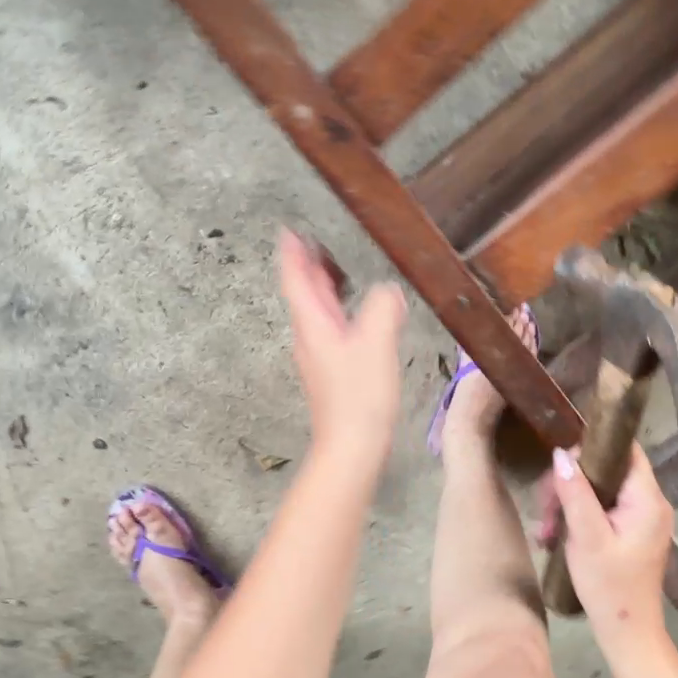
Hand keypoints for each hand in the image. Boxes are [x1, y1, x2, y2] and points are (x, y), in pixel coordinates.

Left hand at [277, 228, 407, 464]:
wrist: (352, 446)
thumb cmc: (359, 397)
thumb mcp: (376, 343)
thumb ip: (382, 309)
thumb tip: (389, 291)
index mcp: (313, 325)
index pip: (296, 280)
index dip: (292, 254)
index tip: (288, 231)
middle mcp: (310, 339)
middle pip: (305, 296)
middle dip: (309, 268)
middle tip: (316, 244)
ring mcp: (320, 358)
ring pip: (318, 315)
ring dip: (325, 291)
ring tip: (338, 272)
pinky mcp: (333, 374)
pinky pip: (332, 333)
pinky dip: (339, 314)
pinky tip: (357, 318)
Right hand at [536, 444, 674, 645]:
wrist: (627, 632)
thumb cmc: (609, 587)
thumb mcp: (586, 538)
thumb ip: (575, 493)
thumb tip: (561, 454)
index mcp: (647, 499)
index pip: (625, 450)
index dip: (591, 448)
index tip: (561, 466)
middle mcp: (651, 503)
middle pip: (607, 470)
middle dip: (571, 484)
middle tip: (545, 508)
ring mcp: (643, 519)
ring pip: (601, 491)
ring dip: (569, 504)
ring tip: (546, 530)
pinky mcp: (633, 533)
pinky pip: (604, 510)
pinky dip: (579, 518)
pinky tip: (556, 537)